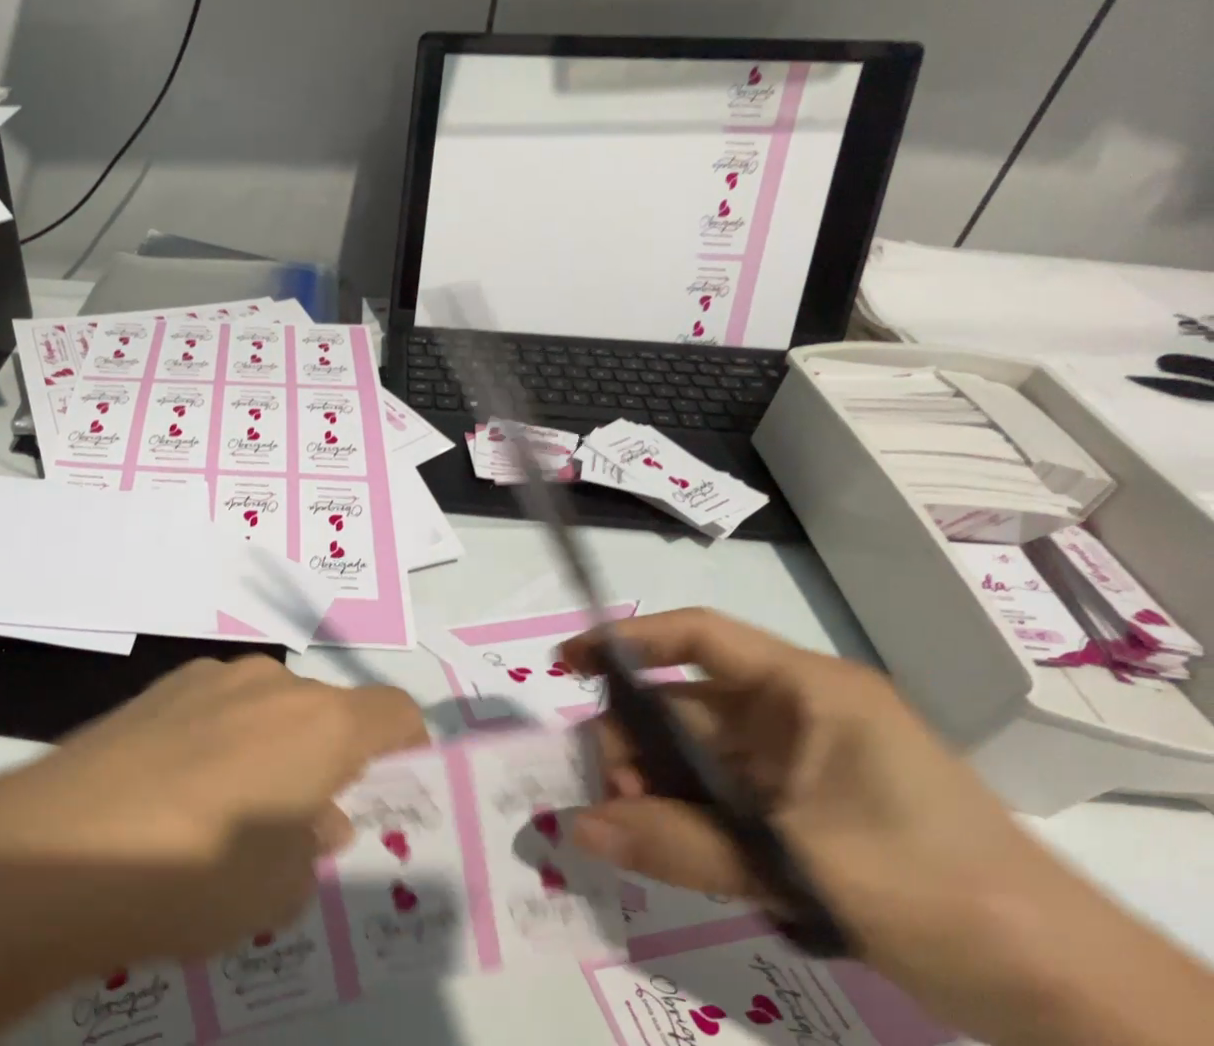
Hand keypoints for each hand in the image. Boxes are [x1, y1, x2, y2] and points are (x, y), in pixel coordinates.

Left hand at [0, 655, 428, 983]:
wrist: (53, 848)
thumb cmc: (194, 873)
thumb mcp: (279, 886)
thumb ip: (312, 844)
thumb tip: (314, 819)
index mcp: (319, 722)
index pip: (395, 712)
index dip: (406, 748)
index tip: (395, 787)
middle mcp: (268, 683)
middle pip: (326, 711)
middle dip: (329, 758)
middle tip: (305, 821)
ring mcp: (203, 679)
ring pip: (265, 709)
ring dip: (269, 750)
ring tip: (229, 814)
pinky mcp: (150, 691)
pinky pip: (211, 711)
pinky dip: (218, 743)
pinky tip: (175, 797)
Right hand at [558, 609, 1121, 1041]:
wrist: (1058, 983)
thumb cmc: (935, 891)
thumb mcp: (796, 864)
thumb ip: (679, 843)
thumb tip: (576, 827)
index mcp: (810, 694)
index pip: (701, 639)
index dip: (627, 641)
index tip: (564, 667)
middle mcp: (803, 718)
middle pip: (687, 708)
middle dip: (635, 746)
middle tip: (610, 806)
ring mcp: (806, 766)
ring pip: (701, 760)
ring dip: (658, 790)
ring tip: (633, 838)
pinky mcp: (809, 813)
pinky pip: (726, 801)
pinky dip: (689, 820)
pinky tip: (666, 851)